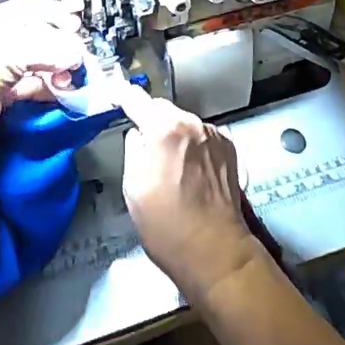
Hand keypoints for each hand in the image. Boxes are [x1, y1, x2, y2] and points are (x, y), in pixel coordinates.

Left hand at [0, 0, 84, 179]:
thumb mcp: (13, 51)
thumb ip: (51, 48)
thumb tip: (77, 54)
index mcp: (0, 19)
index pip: (37, 9)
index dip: (59, 16)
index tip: (78, 28)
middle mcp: (2, 39)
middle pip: (43, 36)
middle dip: (63, 46)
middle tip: (79, 58)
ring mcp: (3, 67)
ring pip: (41, 62)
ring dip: (59, 69)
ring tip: (71, 79)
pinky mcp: (4, 93)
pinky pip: (35, 85)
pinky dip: (50, 87)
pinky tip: (62, 92)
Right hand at [114, 85, 268, 302]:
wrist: (213, 250)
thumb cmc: (165, 224)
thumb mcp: (132, 187)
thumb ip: (133, 149)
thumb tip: (138, 135)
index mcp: (164, 128)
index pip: (137, 100)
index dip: (123, 95)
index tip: (115, 94)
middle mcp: (192, 123)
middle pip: (164, 109)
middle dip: (152, 121)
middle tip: (144, 147)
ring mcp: (214, 134)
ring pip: (185, 123)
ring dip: (175, 134)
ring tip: (171, 166)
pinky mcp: (229, 148)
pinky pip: (203, 137)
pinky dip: (194, 145)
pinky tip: (191, 171)